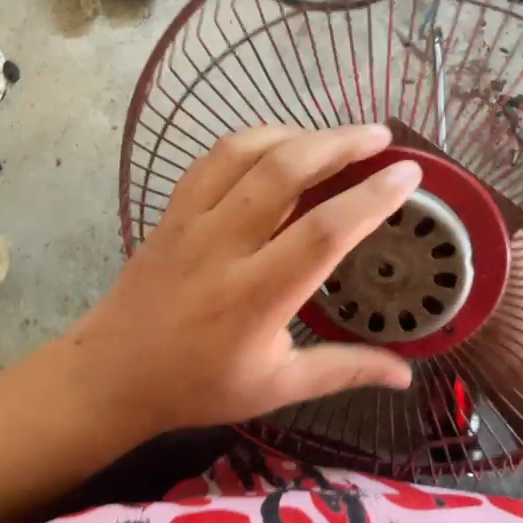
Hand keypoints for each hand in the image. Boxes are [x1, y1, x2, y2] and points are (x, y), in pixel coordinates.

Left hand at [54, 124, 421, 438]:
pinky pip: (210, 160)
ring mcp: (190, 222)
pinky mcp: (170, 212)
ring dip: (293, 133)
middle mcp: (223, 247)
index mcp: (256, 297)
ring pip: (242, 152)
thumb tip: (406, 375)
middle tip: (379, 136)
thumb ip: (344, 371)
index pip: (323, 232)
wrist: (114, 372)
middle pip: (283, 171)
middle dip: (338, 143)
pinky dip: (249, 141)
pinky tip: (275, 145)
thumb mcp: (277, 388)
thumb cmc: (198, 385)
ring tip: (332, 136)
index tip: (409, 175)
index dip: (371, 198)